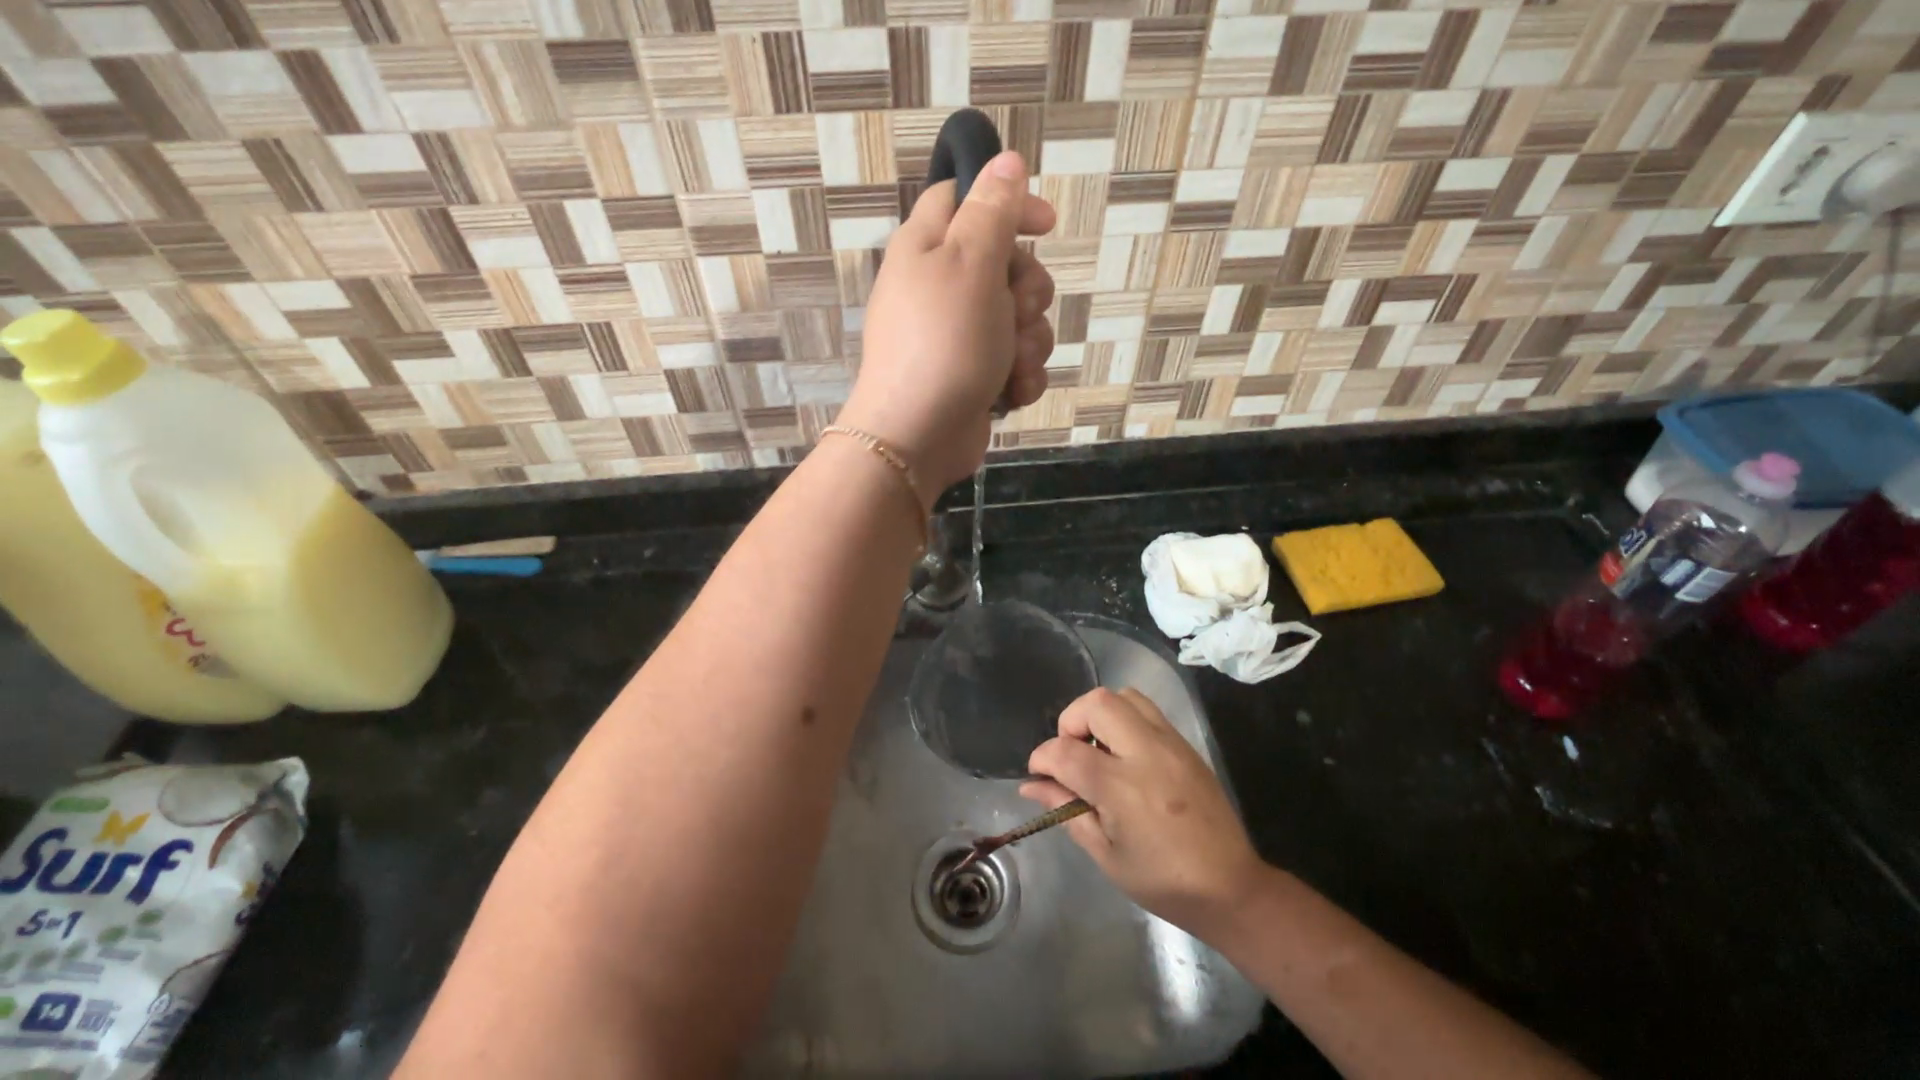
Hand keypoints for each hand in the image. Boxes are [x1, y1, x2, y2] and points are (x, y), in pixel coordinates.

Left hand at [836, 151, 1056, 499]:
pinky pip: (1014, 360)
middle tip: (1017, 310)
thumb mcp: (972, 261)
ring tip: (1009, 363)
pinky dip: (1020, 376)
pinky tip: (1010, 391)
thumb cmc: (945, 341)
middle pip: (1007, 263)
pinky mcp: (971, 375)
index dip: (1009, 203)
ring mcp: (955, 334)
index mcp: (927, 245)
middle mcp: (939, 285)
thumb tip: (1004, 158)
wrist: (918, 436)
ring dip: (1028, 341)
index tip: (1047, 225)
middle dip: (1028, 291)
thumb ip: (992, 209)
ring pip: (1019, 318)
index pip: (967, 198)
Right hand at [1024, 688, 1265, 932]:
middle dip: (1071, 722)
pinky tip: (1124, 758)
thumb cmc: (1162, 881)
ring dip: (1101, 714)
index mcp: (1123, 789)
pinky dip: (1126, 721)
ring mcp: (1172, 745)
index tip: (1039, 775)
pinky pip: (1149, 712)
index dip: (1042, 758)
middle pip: (1097, 703)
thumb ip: (1067, 811)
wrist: (1229, 886)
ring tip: (1098, 750)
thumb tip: (1032, 785)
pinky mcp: (1187, 747)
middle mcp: (1148, 754)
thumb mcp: (1105, 854)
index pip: (1066, 751)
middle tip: (1070, 755)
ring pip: (1126, 696)